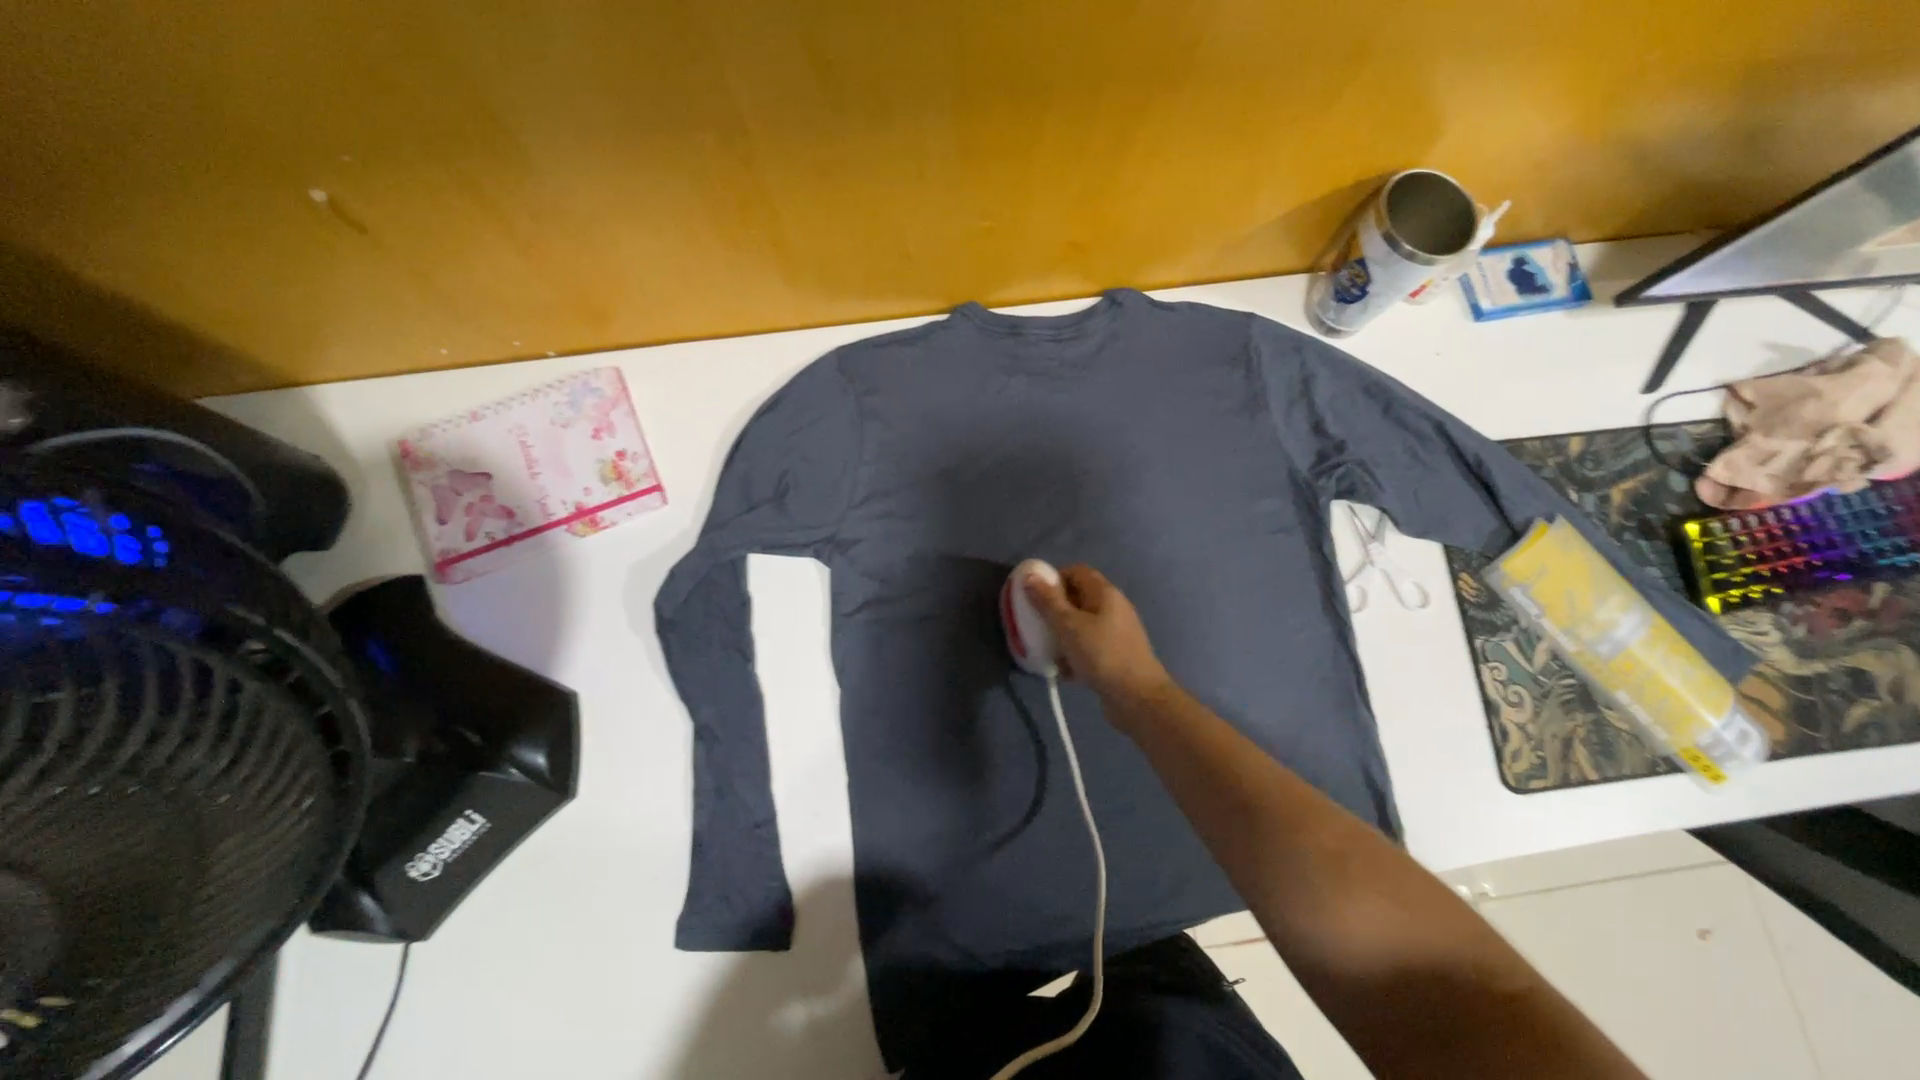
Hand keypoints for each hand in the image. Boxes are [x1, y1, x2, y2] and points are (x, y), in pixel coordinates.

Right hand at [1023, 564, 1173, 709]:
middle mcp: (1114, 608)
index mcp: (1105, 593)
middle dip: (1055, 611)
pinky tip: (1065, 672)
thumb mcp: (1069, 626)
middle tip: (1036, 624)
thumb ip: (1048, 601)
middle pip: (1078, 599)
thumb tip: (1031, 575)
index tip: (1034, 596)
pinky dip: (1075, 655)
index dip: (1054, 578)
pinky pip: (1089, 648)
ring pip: (1082, 626)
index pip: (1077, 571)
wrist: (1138, 698)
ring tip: (1048, 651)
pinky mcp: (1116, 656)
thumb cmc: (1102, 655)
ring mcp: (1117, 633)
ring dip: (1063, 637)